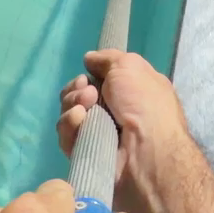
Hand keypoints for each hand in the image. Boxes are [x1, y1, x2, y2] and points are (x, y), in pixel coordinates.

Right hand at [57, 51, 199, 212]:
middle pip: (78, 96)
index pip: (95, 80)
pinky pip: (67, 136)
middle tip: (89, 95)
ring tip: (86, 109)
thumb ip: (107, 59)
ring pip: (70, 114)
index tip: (87, 75)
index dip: (87, 76)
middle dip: (77, 91)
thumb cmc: (143, 102)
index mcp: (127, 90)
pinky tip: (79, 122)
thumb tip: (89, 58)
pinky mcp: (86, 153)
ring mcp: (98, 133)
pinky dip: (70, 126)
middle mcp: (113, 111)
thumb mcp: (129, 66)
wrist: (146, 151)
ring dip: (73, 106)